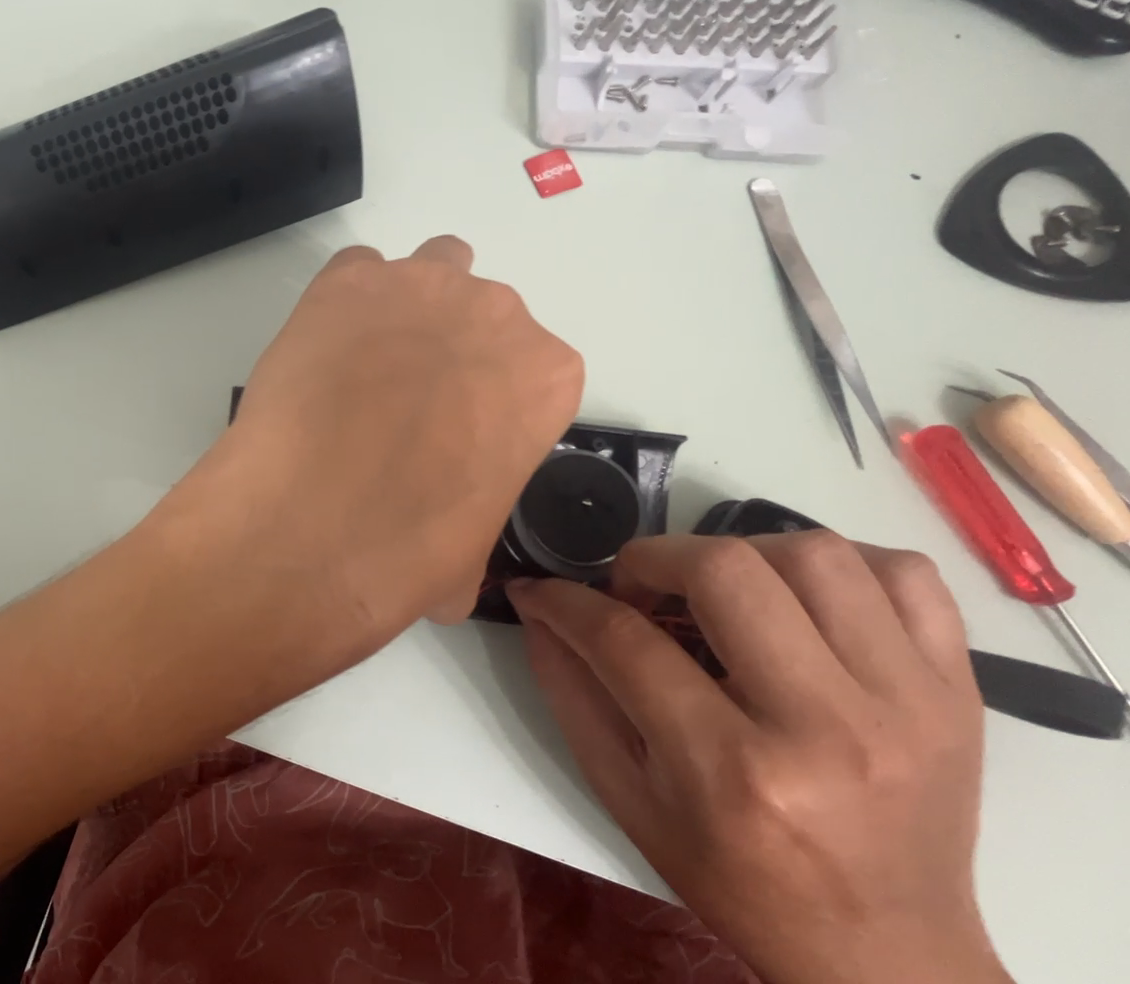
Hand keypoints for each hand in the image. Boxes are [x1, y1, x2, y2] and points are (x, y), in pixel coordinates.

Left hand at [153, 236, 582, 655]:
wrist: (312, 523)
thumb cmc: (408, 549)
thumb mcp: (472, 550)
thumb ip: (476, 512)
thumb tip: (450, 555)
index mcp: (545, 378)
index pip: (528, 373)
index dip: (485, 402)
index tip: (451, 432)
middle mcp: (495, 314)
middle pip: (478, 316)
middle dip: (445, 352)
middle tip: (395, 405)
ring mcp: (419, 286)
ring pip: (428, 271)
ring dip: (406, 307)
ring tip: (361, 363)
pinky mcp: (344, 282)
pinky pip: (355, 272)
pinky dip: (343, 301)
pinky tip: (320, 349)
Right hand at [508, 533, 1009, 983]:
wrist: (882, 948)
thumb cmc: (734, 878)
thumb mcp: (626, 798)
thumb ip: (573, 695)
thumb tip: (539, 607)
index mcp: (732, 771)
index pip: (627, 641)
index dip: (566, 602)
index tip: (541, 591)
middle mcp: (826, 726)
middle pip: (726, 571)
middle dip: (652, 558)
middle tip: (635, 588)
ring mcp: (908, 702)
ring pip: (813, 554)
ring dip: (741, 553)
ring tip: (717, 591)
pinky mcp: (958, 691)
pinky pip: (905, 574)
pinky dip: (841, 563)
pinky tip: (800, 599)